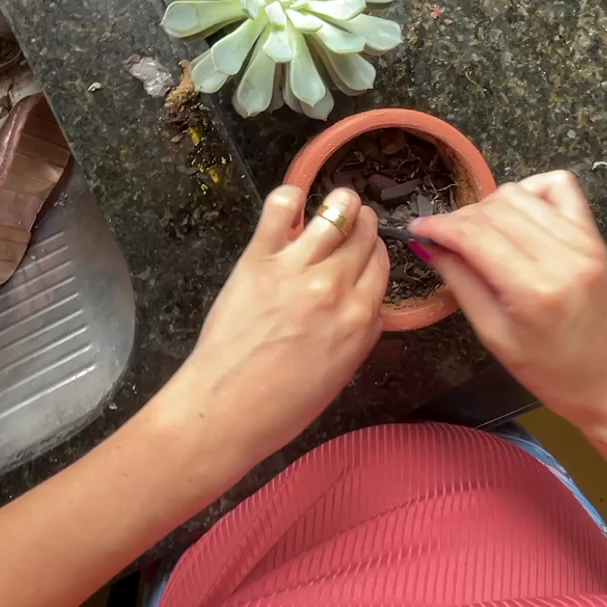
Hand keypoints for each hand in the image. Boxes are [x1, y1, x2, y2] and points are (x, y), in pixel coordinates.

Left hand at [151, 186, 386, 470]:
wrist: (225, 409)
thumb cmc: (282, 405)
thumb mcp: (341, 373)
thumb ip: (360, 332)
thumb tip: (366, 303)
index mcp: (360, 319)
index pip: (381, 264)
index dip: (375, 250)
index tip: (367, 246)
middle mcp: (335, 287)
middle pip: (363, 235)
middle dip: (362, 224)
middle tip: (353, 221)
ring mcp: (296, 268)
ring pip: (335, 213)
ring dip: (341, 203)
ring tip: (335, 205)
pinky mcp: (259, 257)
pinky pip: (281, 208)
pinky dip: (290, 197)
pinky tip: (293, 205)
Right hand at [410, 171, 606, 431]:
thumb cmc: (549, 372)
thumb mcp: (493, 336)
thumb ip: (460, 282)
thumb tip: (431, 244)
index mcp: (532, 289)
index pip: (473, 234)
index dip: (439, 225)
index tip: (418, 228)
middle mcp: (561, 256)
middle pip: (494, 209)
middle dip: (460, 217)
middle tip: (447, 238)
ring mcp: (583, 241)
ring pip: (519, 193)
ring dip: (490, 205)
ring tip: (482, 231)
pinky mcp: (595, 236)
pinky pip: (559, 186)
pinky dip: (532, 190)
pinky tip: (519, 214)